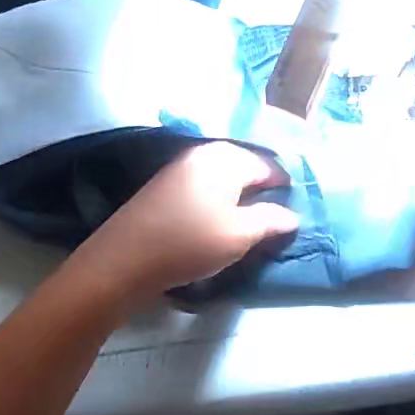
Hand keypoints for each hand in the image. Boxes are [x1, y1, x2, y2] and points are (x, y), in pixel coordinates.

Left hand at [68, 142, 301, 307]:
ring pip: (222, 177)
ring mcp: (180, 168)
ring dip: (238, 196)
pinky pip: (203, 186)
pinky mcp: (164, 186)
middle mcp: (203, 153)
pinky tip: (216, 223)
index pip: (267, 166)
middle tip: (271, 221)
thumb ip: (270, 220)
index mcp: (225, 158)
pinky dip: (216, 200)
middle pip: (244, 167)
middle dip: (260, 190)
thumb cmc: (189, 243)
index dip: (283, 187)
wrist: (122, 260)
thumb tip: (292, 215)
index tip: (292, 212)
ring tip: (246, 226)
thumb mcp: (239, 235)